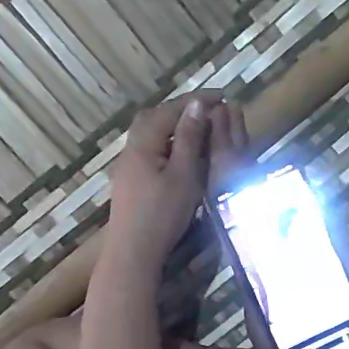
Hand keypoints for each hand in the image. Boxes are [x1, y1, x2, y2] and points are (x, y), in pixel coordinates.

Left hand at [106, 96, 219, 266]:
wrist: (133, 253)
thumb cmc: (162, 214)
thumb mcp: (183, 174)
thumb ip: (189, 138)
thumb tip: (197, 105)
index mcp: (143, 143)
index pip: (170, 110)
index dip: (196, 100)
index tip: (222, 96)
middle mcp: (130, 150)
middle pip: (153, 119)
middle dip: (180, 111)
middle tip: (207, 112)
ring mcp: (126, 168)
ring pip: (149, 137)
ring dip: (172, 129)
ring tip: (198, 133)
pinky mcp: (128, 184)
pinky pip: (148, 153)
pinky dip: (166, 146)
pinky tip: (180, 159)